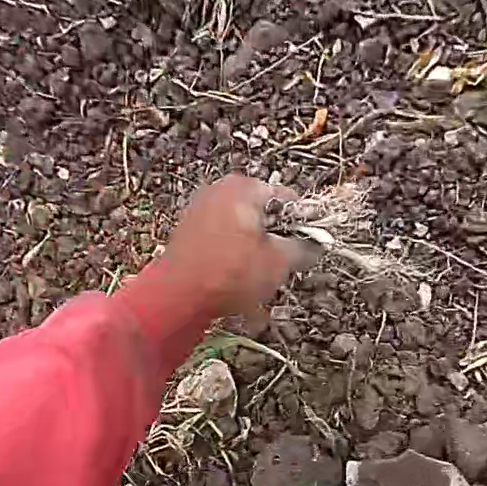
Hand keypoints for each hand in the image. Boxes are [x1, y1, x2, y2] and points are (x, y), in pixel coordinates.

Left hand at [159, 175, 311, 316]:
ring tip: (253, 284)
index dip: (300, 228)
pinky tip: (233, 287)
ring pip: (241, 235)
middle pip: (262, 217)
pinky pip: (220, 247)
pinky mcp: (186, 236)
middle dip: (273, 244)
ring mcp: (199, 212)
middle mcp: (218, 192)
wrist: (174, 298)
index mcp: (243, 187)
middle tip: (276, 269)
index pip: (288, 200)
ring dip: (252, 258)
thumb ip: (303, 248)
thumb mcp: (279, 262)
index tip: (303, 250)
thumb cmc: (227, 274)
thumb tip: (313, 245)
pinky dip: (230, 264)